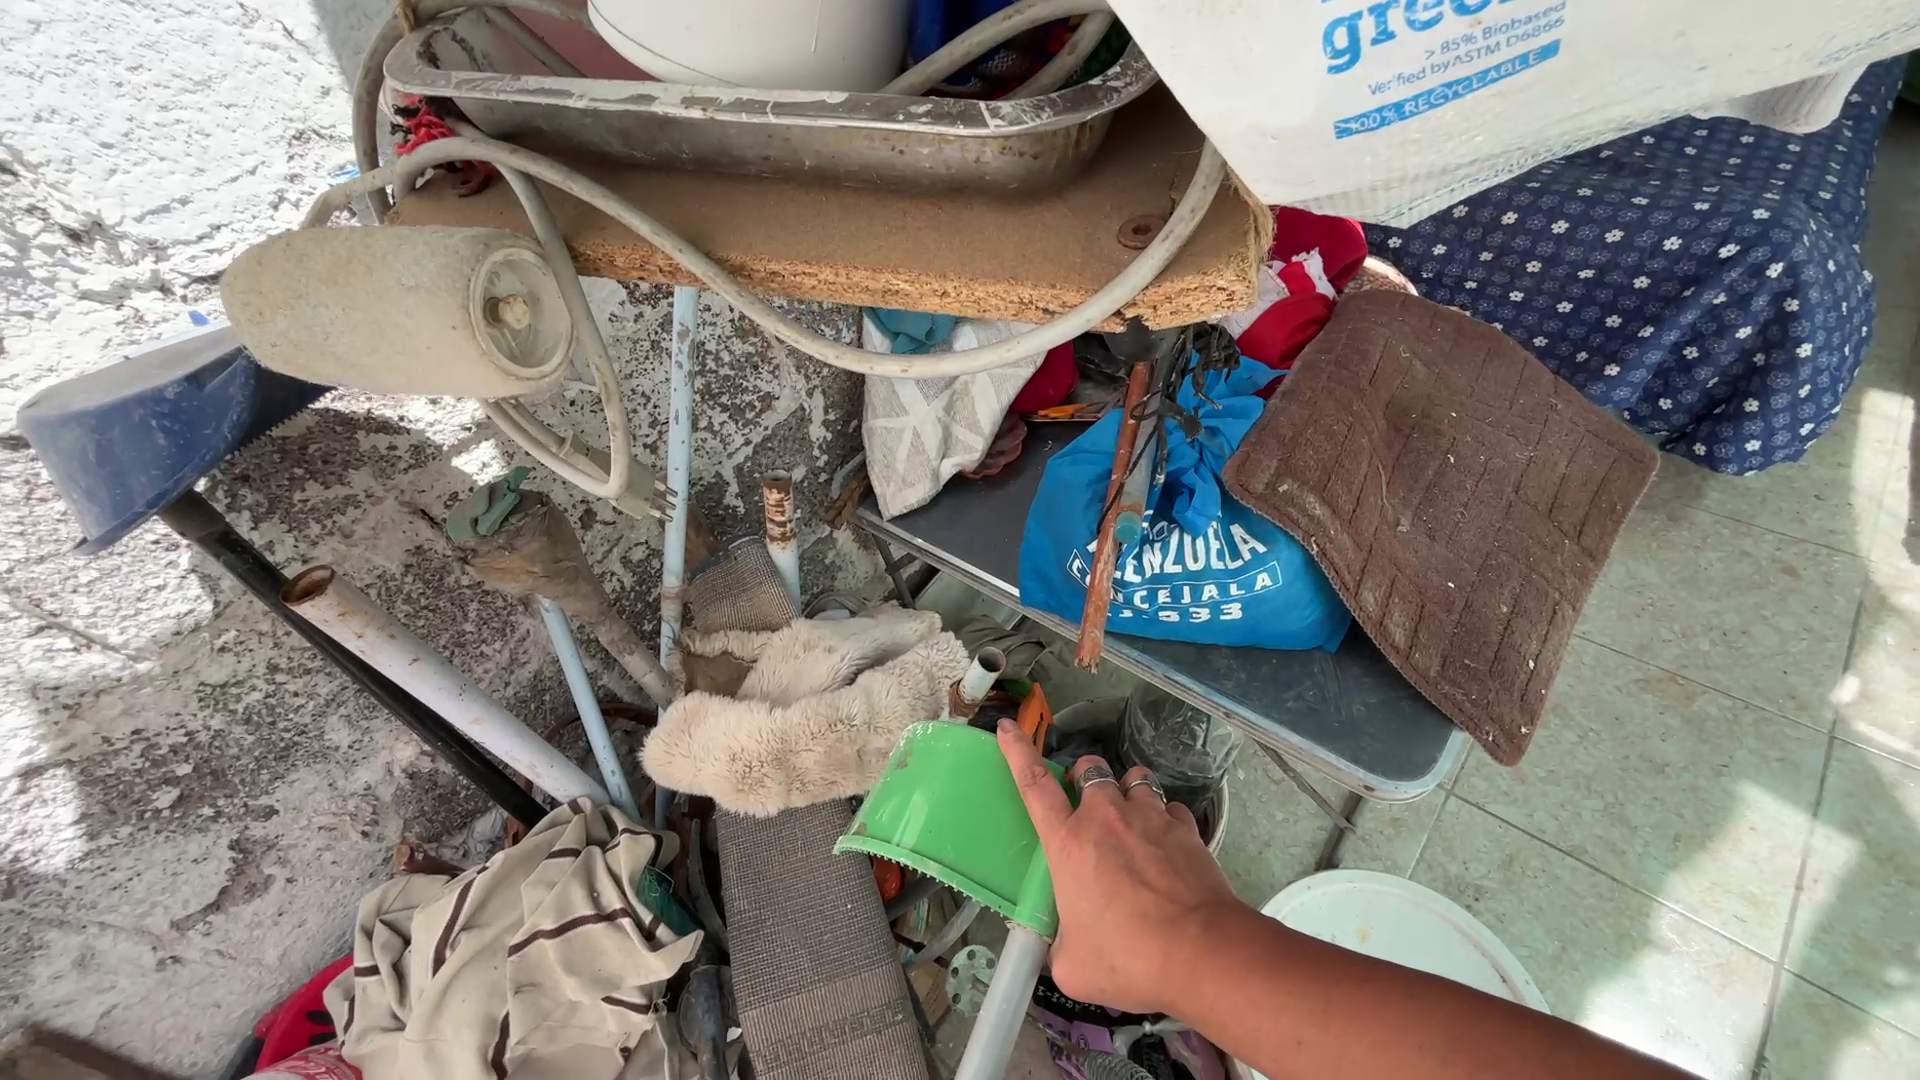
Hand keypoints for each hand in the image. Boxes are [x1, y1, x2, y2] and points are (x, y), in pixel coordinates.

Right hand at [996, 719, 1245, 1015]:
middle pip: (1089, 769)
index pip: (1033, 784)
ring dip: (1127, 791)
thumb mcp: (1074, 967)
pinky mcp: (1184, 828)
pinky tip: (1167, 842)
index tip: (1008, 727)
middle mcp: (1105, 817)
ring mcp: (1148, 817)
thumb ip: (1060, 948)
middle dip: (1085, 776)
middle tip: (1088, 803)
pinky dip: (1164, 818)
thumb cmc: (1129, 958)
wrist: (1201, 953)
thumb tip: (1063, 949)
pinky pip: (1169, 807)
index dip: (1017, 751)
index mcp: (1068, 843)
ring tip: (1131, 816)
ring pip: (1134, 777)